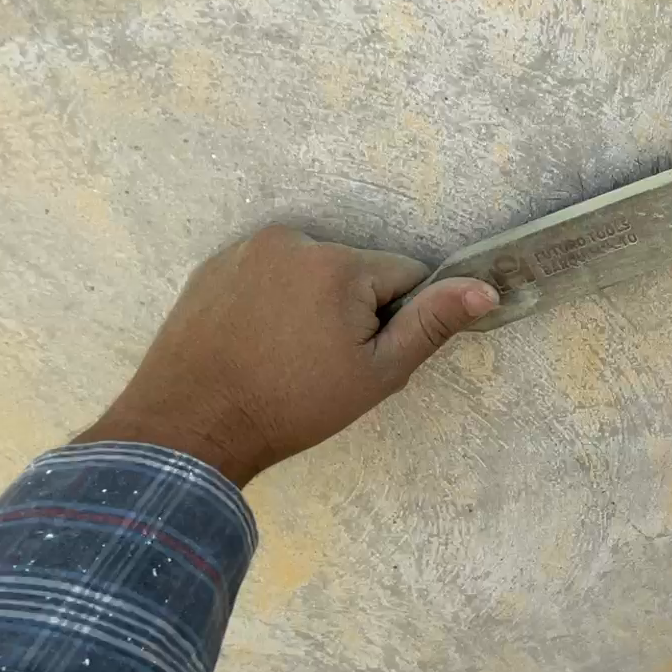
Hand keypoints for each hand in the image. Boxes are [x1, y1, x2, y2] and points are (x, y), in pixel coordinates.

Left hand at [75, 226, 498, 486]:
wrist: (185, 431)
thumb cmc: (293, 404)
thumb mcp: (380, 372)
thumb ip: (433, 322)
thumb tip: (486, 288)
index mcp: (338, 263)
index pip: (408, 276)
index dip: (399, 318)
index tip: (364, 354)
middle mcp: (293, 239)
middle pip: (362, 271)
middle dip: (359, 307)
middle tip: (327, 358)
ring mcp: (246, 248)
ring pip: (320, 270)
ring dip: (321, 300)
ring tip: (290, 350)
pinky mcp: (214, 264)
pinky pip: (276, 272)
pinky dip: (280, 296)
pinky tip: (260, 338)